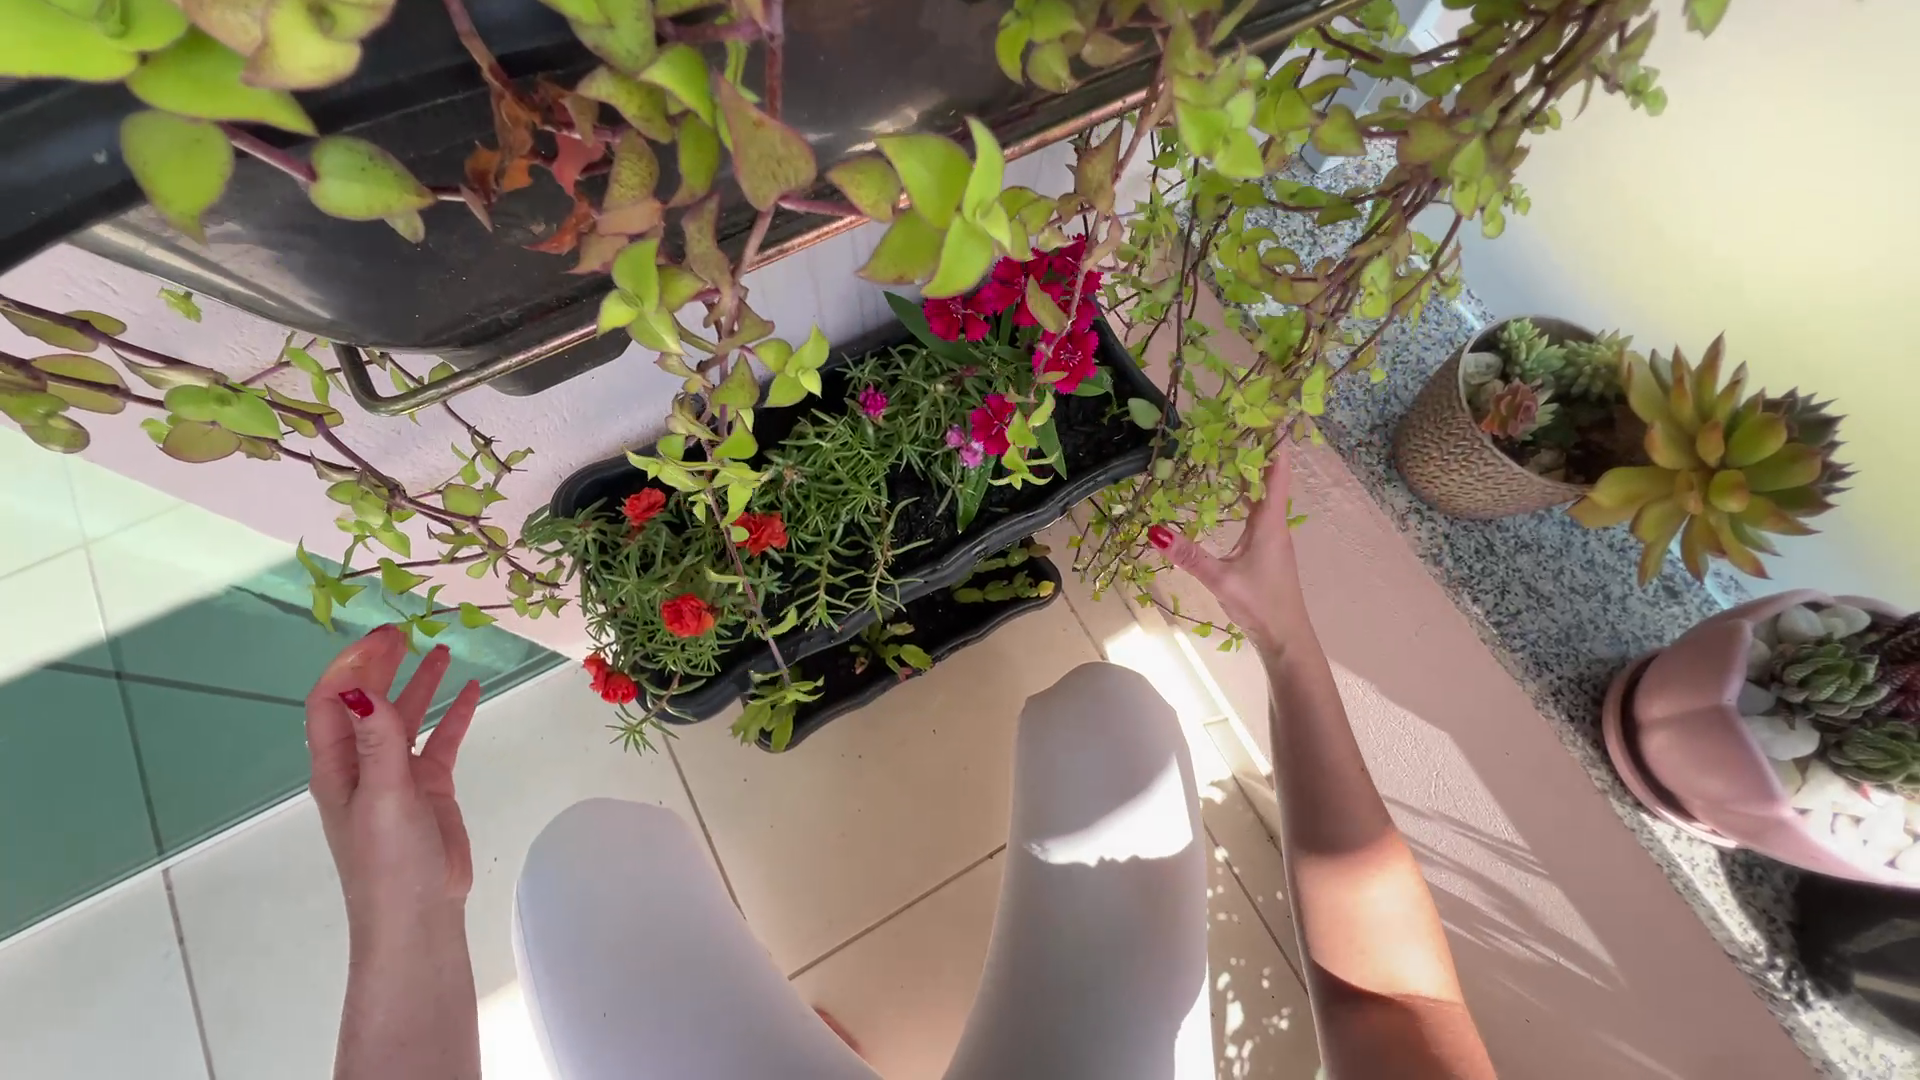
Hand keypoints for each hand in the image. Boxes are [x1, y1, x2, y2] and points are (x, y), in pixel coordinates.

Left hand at [304, 624, 480, 939]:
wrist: (418, 911)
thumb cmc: (391, 859)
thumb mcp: (385, 798)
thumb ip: (379, 743)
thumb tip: (363, 691)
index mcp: (338, 768)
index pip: (334, 704)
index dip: (353, 668)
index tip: (384, 639)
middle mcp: (363, 764)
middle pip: (368, 704)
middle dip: (382, 667)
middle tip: (407, 633)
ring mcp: (398, 775)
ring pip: (406, 717)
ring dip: (420, 684)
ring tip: (442, 650)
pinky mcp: (429, 786)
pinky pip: (441, 739)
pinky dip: (455, 714)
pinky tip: (472, 691)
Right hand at [1148, 441, 1302, 651]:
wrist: (1286, 639)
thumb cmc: (1261, 604)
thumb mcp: (1220, 579)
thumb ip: (1189, 555)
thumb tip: (1154, 531)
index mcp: (1269, 524)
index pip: (1275, 474)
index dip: (1275, 445)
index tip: (1272, 415)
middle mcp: (1274, 525)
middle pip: (1270, 480)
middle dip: (1257, 452)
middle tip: (1239, 425)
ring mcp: (1272, 539)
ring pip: (1263, 497)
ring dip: (1251, 474)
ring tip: (1232, 452)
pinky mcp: (1266, 552)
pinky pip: (1257, 513)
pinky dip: (1245, 497)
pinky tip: (1230, 499)